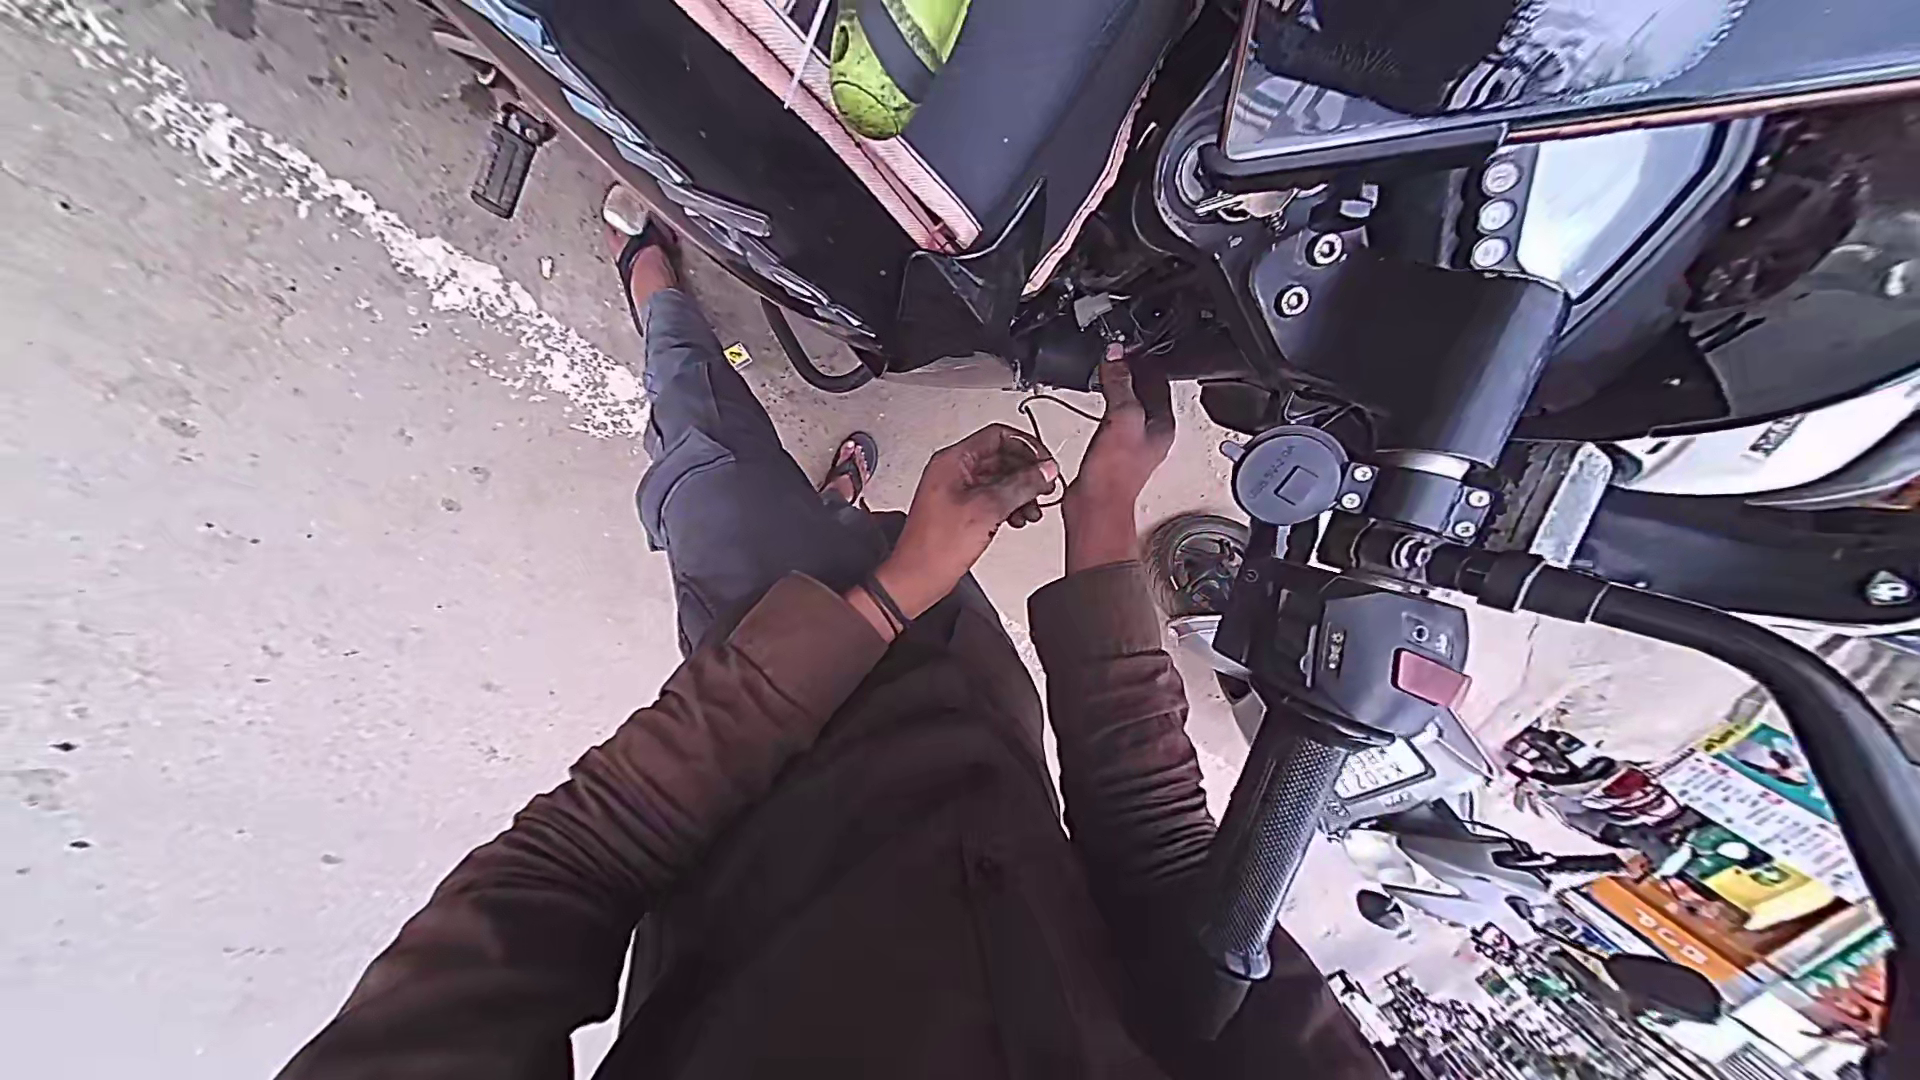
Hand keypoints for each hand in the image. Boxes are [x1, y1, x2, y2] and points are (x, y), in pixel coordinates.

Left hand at [873, 424, 1058, 618]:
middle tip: (1045, 485)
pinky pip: (993, 497)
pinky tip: (1020, 518)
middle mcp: (954, 471)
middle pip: (1001, 457)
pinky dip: (1010, 505)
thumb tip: (1044, 470)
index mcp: (953, 461)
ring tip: (1035, 507)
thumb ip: (1021, 485)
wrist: (919, 577)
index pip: (997, 436)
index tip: (1045, 462)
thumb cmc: (936, 546)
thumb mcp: (987, 508)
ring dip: (1022, 491)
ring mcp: (958, 491)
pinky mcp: (962, 510)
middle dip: (1027, 472)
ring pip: (1000, 479)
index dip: (1026, 446)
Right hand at [1063, 356, 1174, 570]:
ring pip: (1130, 404)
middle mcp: (1151, 433)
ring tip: (1106, 371)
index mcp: (1163, 424)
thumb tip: (1116, 357)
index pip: (1159, 379)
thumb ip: (1120, 385)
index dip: (1144, 358)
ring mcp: (1132, 442)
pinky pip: (1113, 418)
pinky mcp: (1112, 451)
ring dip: (1119, 387)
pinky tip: (1097, 402)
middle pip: (1145, 390)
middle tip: (1116, 353)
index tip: (1127, 344)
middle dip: (1131, 370)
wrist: (1095, 506)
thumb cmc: (1115, 474)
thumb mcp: (1121, 418)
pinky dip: (1106, 404)